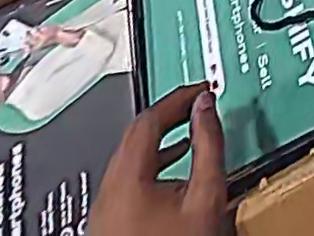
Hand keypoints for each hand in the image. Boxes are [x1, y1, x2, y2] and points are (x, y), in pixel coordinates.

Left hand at [90, 84, 233, 235]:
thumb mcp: (206, 194)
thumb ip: (209, 143)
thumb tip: (207, 106)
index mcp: (126, 180)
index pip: (148, 120)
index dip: (179, 98)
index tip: (203, 89)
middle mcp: (107, 194)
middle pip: (134, 136)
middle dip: (170, 114)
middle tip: (199, 102)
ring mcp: (104, 213)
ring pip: (129, 157)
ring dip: (161, 137)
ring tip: (192, 129)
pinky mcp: (108, 226)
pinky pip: (127, 178)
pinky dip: (153, 160)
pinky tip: (175, 166)